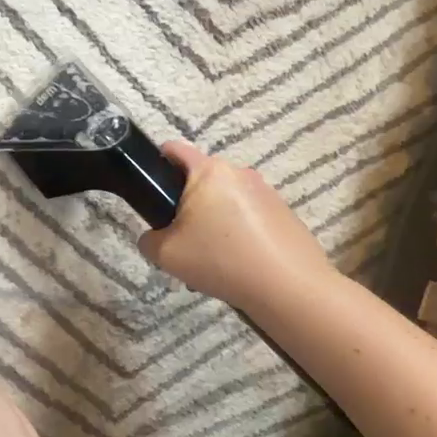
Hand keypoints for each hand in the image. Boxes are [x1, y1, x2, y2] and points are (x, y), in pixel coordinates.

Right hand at [138, 141, 335, 311]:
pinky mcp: (283, 211)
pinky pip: (247, 214)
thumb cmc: (220, 260)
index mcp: (208, 171)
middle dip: (186, 204)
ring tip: (212, 257)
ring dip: (212, 219)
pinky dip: (236, 231)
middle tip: (181, 239)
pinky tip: (237, 261)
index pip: (174, 149)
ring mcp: (265, 190)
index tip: (150, 191)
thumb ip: (148, 239)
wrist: (288, 287)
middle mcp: (238, 172)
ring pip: (224, 199)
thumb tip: (156, 236)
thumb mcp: (164, 255)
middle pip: (199, 179)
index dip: (155, 163)